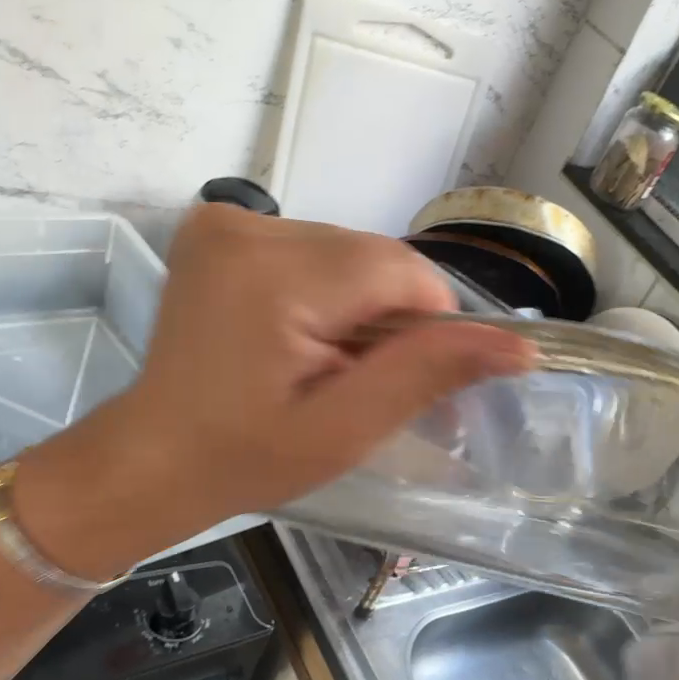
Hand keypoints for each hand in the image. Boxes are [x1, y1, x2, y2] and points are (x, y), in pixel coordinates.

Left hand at [15, 206, 534, 575]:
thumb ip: (426, 375)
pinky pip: (311, 250)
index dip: (422, 327)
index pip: (403, 272)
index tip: (393, 381)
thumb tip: (520, 346)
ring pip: (347, 253)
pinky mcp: (219, 228)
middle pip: (374, 259)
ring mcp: (226, 221)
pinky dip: (323, 292)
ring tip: (317, 363)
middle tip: (350, 381)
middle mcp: (247, 226)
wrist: (158, 457)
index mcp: (276, 276)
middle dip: (383, 319)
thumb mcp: (346, 430)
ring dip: (354, 305)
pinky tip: (294, 337)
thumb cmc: (249, 458)